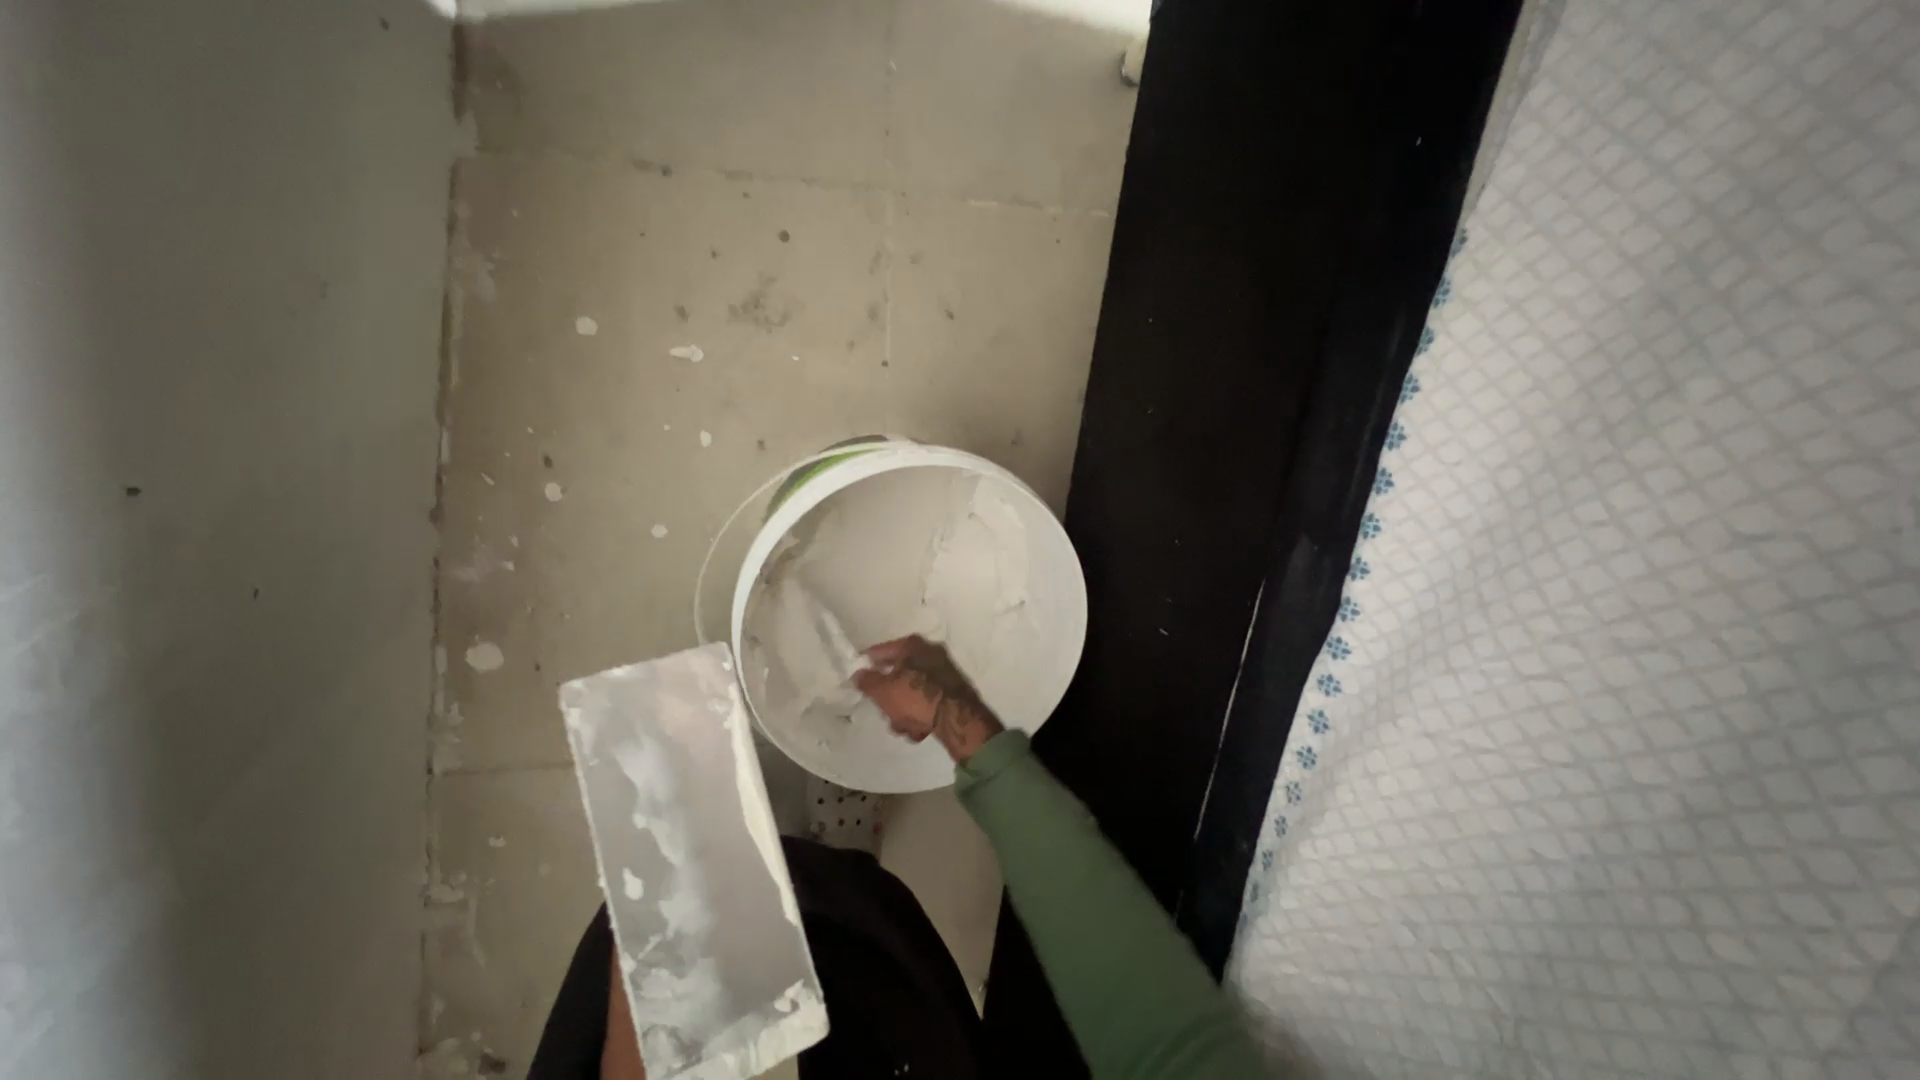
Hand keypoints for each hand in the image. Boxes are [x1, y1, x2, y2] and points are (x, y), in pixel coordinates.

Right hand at [853, 635, 1004, 762]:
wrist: (958, 718)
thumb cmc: (916, 698)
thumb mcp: (883, 691)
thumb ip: (866, 681)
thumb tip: (857, 674)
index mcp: (911, 645)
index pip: (879, 652)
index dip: (865, 666)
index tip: (857, 681)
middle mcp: (929, 653)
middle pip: (896, 676)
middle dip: (889, 700)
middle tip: (886, 713)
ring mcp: (942, 672)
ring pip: (911, 693)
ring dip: (904, 713)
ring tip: (905, 727)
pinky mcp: (952, 691)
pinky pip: (926, 702)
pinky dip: (921, 715)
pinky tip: (920, 730)